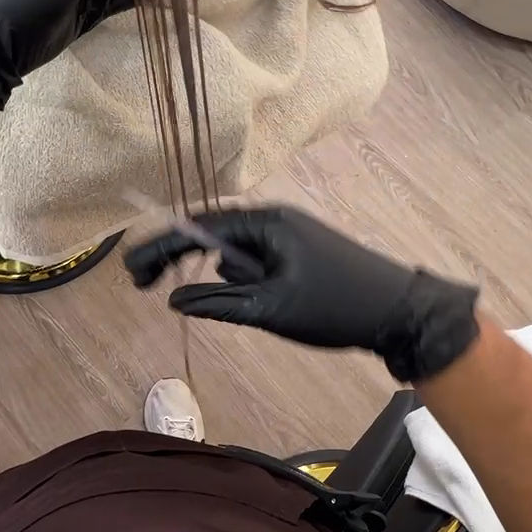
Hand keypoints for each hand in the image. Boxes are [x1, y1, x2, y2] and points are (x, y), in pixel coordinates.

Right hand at [123, 206, 481, 382]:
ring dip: (208, 268)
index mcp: (265, 223)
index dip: (160, 248)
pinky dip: (231, 273)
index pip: (198, 228)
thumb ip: (217, 302)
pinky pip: (250, 256)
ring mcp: (286, 233)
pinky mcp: (295, 250)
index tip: (131, 271)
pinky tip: (232, 293)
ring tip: (205, 295)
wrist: (401, 311)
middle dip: (173, 254)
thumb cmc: (335, 306)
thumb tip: (173, 300)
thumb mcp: (269, 309)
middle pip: (208, 231)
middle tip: (142, 283)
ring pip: (230, 247)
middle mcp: (272, 219)